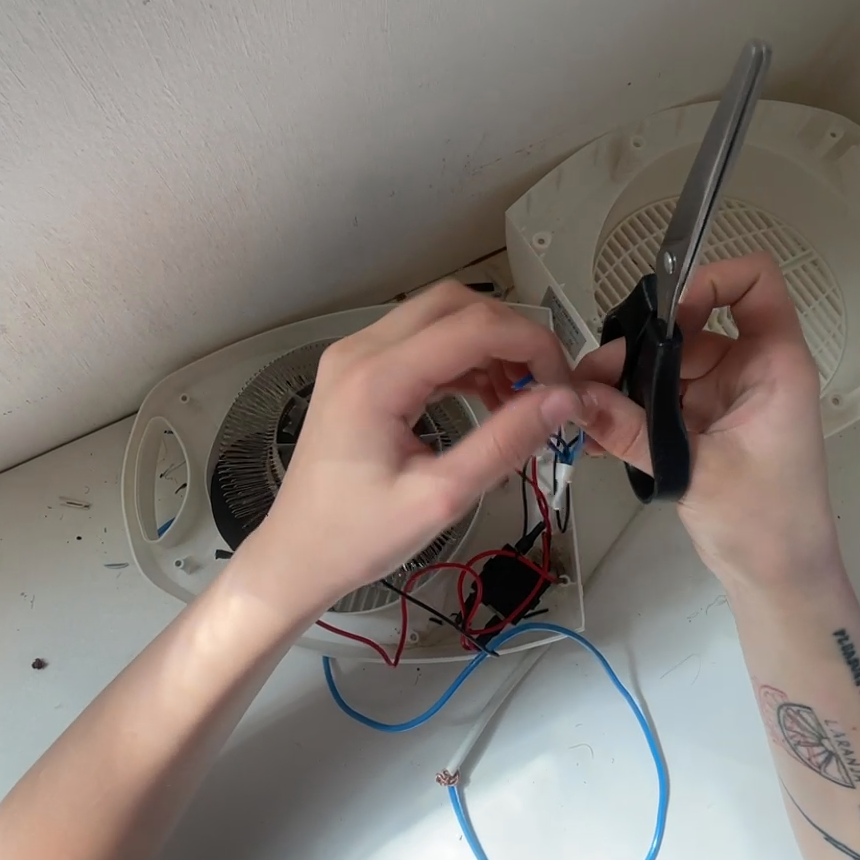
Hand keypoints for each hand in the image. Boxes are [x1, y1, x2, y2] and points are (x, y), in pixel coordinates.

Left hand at [235, 283, 579, 614]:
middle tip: (543, 384)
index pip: (474, 326)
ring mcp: (355, 360)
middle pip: (455, 305)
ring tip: (519, 398)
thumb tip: (558, 402)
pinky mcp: (358, 375)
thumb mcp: (439, 498)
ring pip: (438, 319)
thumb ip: (503, 443)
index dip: (532, 346)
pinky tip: (487, 397)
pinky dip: (461, 360)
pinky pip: (420, 345)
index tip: (562, 384)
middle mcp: (359, 354)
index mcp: (375, 379)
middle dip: (511, 336)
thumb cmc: (353, 536)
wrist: (297, 554)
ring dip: (487, 347)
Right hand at [573, 253, 833, 584]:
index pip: (754, 284)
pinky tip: (590, 433)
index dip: (708, 282)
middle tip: (585, 382)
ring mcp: (718, 398)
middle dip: (634, 350)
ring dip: (619, 385)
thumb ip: (631, 428)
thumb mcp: (694, 469)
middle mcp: (745, 371)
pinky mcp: (696, 425)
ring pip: (662, 368)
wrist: (774, 576)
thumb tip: (575, 396)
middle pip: (686, 330)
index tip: (661, 318)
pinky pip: (653, 403)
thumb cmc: (764, 520)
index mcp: (771, 365)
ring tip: (579, 412)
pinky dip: (624, 412)